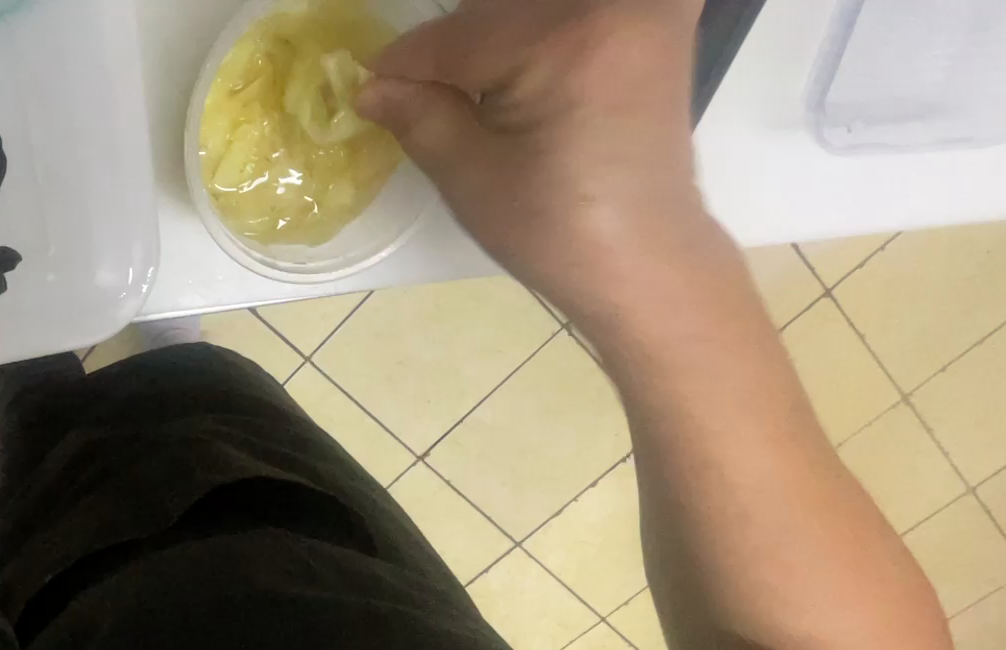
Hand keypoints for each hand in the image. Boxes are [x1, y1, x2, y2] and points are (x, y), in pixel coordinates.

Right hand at [355, 0, 713, 321]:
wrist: (637, 249)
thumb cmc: (549, 226)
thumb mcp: (469, 175)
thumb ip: (419, 116)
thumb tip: (370, 87)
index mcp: (568, 39)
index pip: (460, 34)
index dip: (404, 61)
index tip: (367, 83)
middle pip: (497, 6)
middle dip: (450, 44)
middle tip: (413, 89)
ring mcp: (647, 0)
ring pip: (531, 4)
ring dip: (490, 31)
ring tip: (461, 83)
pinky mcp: (657, 13)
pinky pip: (571, 10)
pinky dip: (534, 27)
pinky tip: (515, 69)